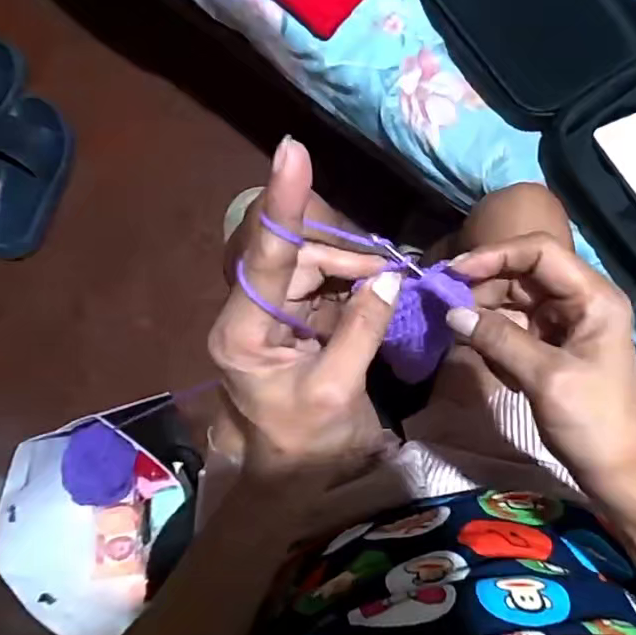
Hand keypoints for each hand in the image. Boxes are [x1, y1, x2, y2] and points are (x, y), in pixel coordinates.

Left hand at [208, 138, 400, 485]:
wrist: (293, 482)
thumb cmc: (307, 447)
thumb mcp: (338, 391)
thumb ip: (361, 330)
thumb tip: (389, 280)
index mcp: (241, 333)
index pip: (263, 257)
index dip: (281, 204)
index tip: (292, 152)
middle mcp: (247, 315)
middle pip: (294, 259)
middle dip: (344, 256)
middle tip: (393, 268)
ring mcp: (269, 317)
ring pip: (311, 269)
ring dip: (353, 269)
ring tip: (393, 279)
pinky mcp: (291, 323)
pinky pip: (323, 288)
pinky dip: (354, 285)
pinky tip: (380, 289)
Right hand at [445, 233, 635, 502]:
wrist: (611, 468)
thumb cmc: (590, 420)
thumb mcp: (544, 377)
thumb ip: (498, 339)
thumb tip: (451, 312)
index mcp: (594, 297)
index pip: (541, 251)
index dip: (496, 255)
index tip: (455, 272)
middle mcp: (580, 299)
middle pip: (523, 272)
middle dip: (484, 285)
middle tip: (447, 305)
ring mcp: (564, 320)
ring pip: (513, 297)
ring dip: (486, 313)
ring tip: (464, 335)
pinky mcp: (550, 341)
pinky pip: (513, 323)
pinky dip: (494, 335)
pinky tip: (489, 359)